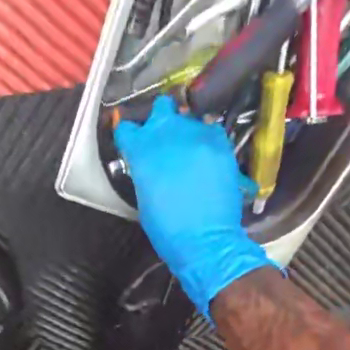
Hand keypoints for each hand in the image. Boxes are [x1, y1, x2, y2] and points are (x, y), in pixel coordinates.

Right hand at [112, 96, 275, 309]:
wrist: (205, 241)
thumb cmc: (168, 230)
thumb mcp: (145, 197)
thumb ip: (146, 170)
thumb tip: (152, 163)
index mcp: (141, 150)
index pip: (128, 129)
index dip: (132, 136)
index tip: (136, 144)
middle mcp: (167, 134)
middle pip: (162, 108)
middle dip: (163, 119)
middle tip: (168, 138)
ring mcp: (196, 135)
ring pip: (190, 119)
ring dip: (189, 131)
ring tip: (193, 151)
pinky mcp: (220, 144)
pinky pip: (213, 132)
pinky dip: (210, 141)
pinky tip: (211, 157)